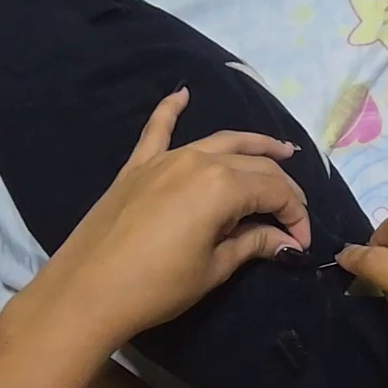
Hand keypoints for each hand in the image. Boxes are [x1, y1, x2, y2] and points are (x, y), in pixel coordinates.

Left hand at [30, 88, 310, 344]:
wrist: (86, 293)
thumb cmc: (158, 286)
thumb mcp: (215, 267)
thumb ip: (253, 243)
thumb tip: (286, 242)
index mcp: (223, 186)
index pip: (275, 191)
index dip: (296, 216)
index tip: (301, 244)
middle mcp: (199, 160)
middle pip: (254, 165)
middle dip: (282, 189)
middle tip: (295, 216)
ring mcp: (165, 159)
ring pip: (221, 142)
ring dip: (254, 144)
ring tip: (281, 150)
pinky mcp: (138, 167)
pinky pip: (157, 129)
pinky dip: (171, 109)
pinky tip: (182, 94)